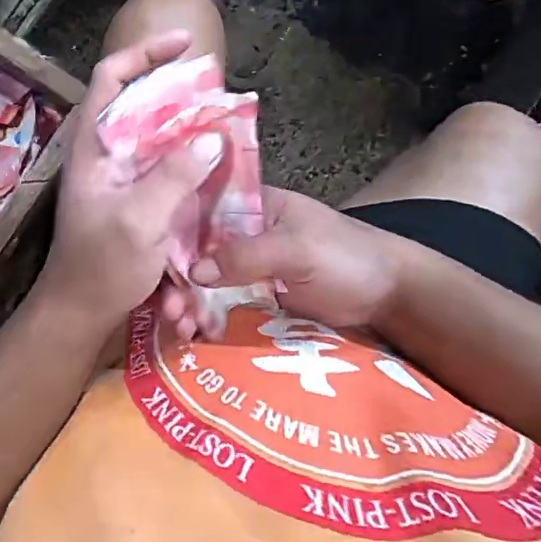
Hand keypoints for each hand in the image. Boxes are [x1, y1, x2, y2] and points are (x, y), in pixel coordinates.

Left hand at [34, 30, 226, 329]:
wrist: (82, 312)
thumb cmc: (101, 266)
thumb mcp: (139, 221)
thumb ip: (174, 177)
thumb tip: (212, 137)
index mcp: (95, 147)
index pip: (110, 78)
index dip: (144, 53)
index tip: (184, 42)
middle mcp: (107, 154)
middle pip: (139, 103)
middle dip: (177, 91)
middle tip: (216, 90)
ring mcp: (122, 177)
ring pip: (157, 135)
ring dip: (188, 126)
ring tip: (224, 122)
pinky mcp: (137, 199)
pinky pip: (167, 166)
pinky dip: (190, 158)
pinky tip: (217, 164)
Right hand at [184, 187, 412, 329]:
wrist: (388, 296)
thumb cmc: (346, 257)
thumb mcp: (297, 249)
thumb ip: (245, 256)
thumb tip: (194, 272)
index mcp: (250, 206)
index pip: (200, 212)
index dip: (173, 235)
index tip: (152, 262)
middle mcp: (241, 233)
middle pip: (196, 252)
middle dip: (178, 279)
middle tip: (169, 308)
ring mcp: (247, 268)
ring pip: (205, 283)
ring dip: (189, 302)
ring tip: (180, 327)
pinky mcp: (255, 298)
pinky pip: (221, 306)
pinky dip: (206, 319)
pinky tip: (193, 335)